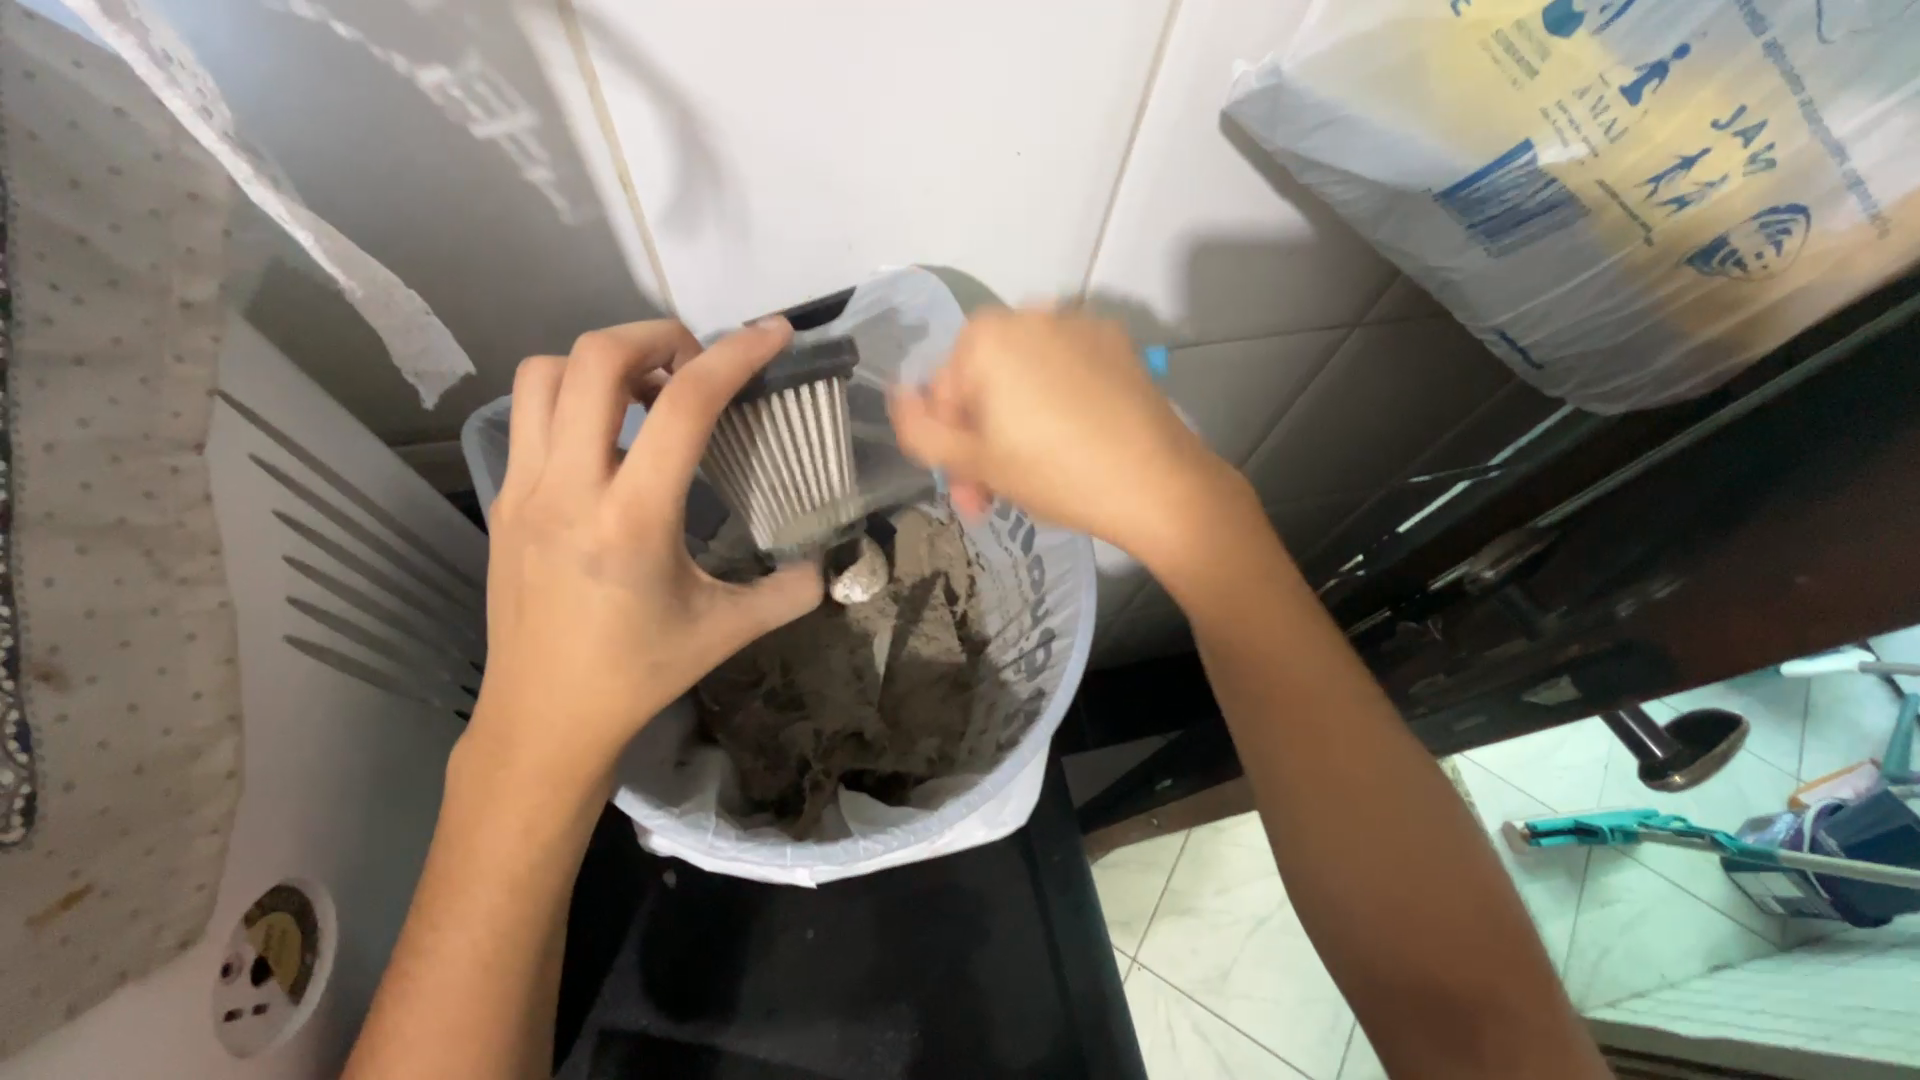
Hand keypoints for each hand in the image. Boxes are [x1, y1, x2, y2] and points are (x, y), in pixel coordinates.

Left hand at [470, 318, 823, 787]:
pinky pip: (526, 414)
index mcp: (633, 519)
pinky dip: (571, 397)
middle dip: (656, 336)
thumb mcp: (726, 631)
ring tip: (646, 390)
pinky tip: (608, 438)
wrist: (543, 718)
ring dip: (601, 361)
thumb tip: (832, 565)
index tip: (773, 334)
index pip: (686, 405)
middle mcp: (568, 489)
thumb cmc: (639, 674)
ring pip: (543, 374)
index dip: (736, 354)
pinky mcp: (502, 500)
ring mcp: (523, 490)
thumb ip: (789, 592)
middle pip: (594, 358)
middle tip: (697, 362)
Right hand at [887, 308, 1248, 565]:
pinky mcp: (1117, 344)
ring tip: (1033, 475)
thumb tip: (899, 397)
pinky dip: (1056, 404)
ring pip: (1024, 378)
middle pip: (984, 382)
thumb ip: (920, 430)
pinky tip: (1074, 444)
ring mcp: (1079, 324)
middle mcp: (1030, 314)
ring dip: (1015, 424)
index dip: (948, 448)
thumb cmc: (1055, 473)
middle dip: (982, 439)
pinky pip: (1065, 372)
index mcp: (986, 336)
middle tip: (994, 494)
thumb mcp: (974, 461)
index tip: (969, 494)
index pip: (942, 394)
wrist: (1159, 484)